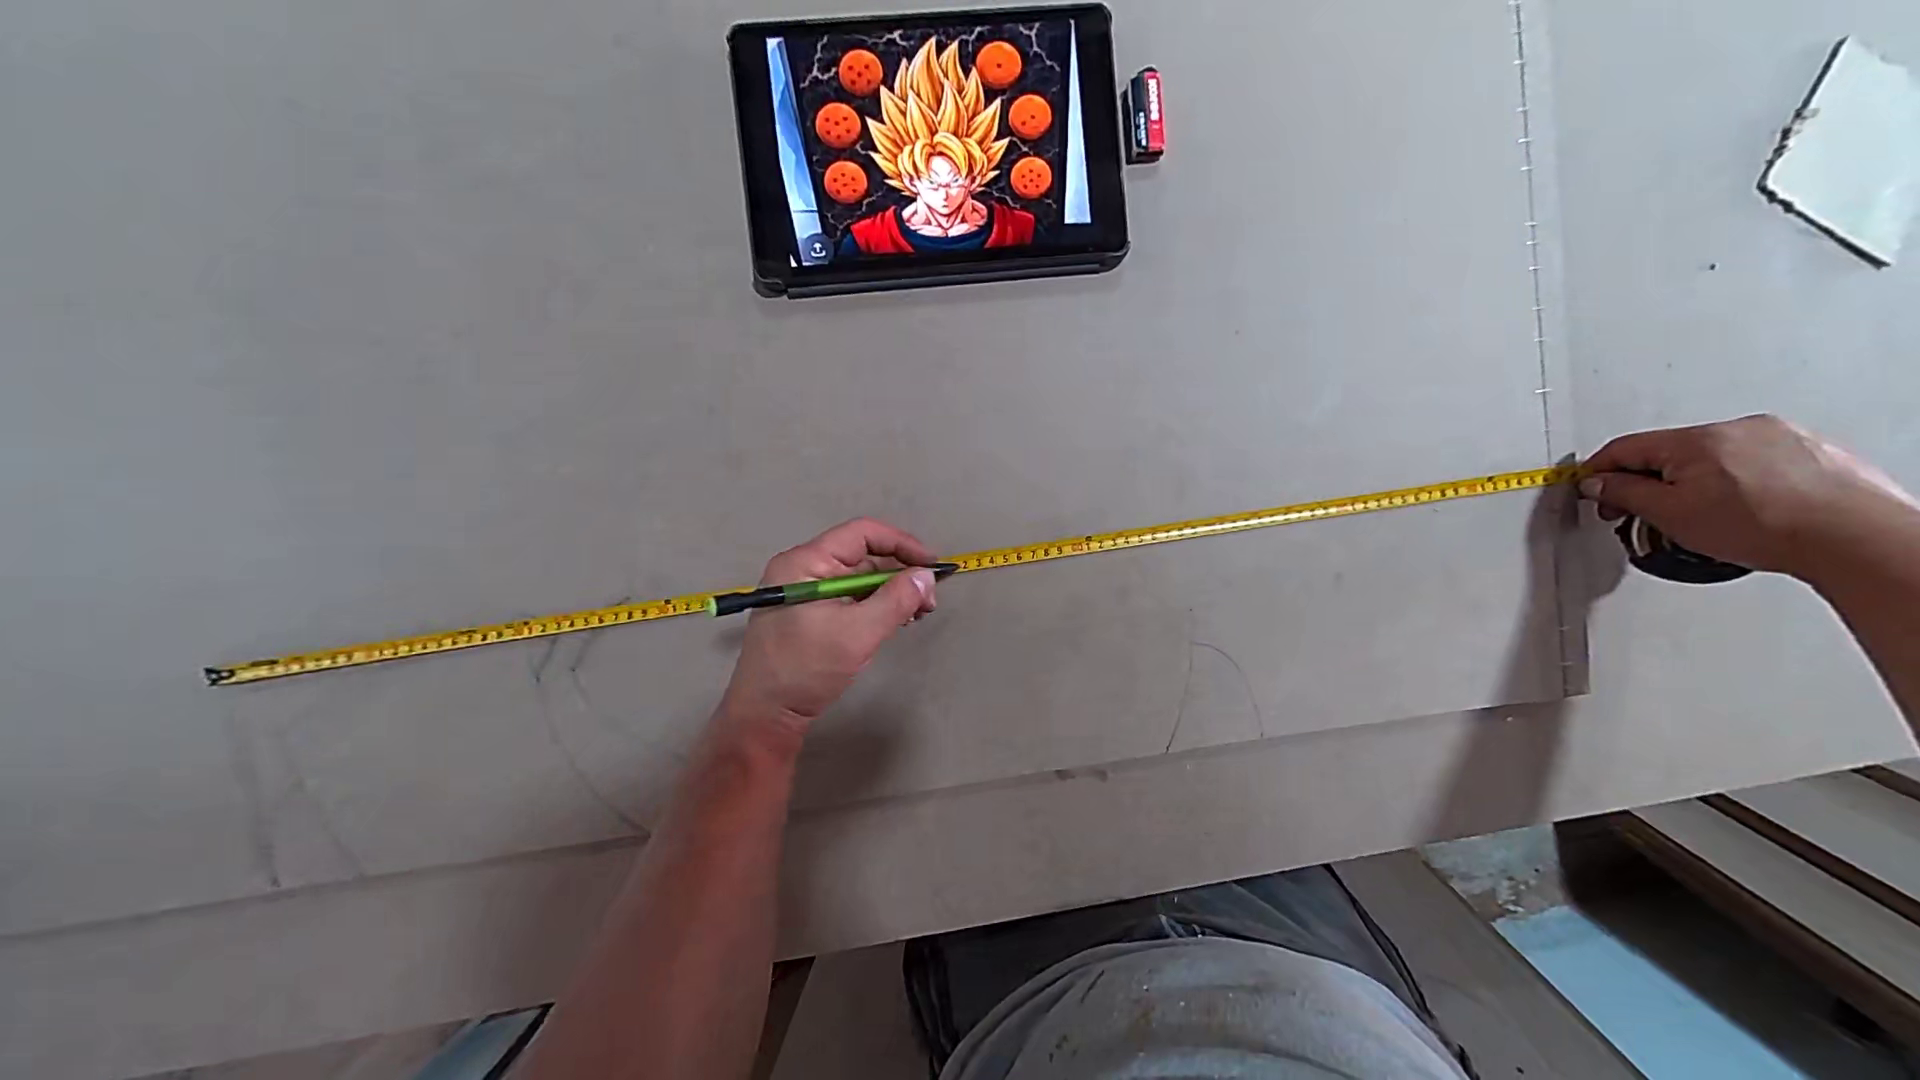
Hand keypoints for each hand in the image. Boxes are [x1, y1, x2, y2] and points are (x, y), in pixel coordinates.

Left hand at [719, 518, 938, 727]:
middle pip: (863, 556)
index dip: (901, 544)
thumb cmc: (805, 669)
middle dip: (901, 573)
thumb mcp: (856, 634)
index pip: (861, 534)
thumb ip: (896, 600)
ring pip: (859, 578)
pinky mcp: (811, 615)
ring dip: (892, 591)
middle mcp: (804, 570)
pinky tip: (897, 620)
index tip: (932, 566)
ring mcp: (806, 593)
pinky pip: (850, 598)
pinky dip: (877, 605)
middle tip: (929, 600)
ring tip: (918, 613)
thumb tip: (927, 576)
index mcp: (805, 563)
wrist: (765, 716)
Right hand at [1580, 414, 1918, 578]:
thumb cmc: (1772, 525)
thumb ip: (1623, 494)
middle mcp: (1738, 429)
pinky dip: (1735, 485)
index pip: (1624, 448)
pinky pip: (1750, 463)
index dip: (1598, 472)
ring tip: (1701, 517)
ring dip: (1693, 484)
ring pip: (1710, 458)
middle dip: (1648, 483)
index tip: (1591, 490)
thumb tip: (1599, 483)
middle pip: (1667, 453)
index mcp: (1697, 439)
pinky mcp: (1810, 450)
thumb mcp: (1669, 514)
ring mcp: (1779, 437)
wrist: (1855, 537)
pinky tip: (1743, 511)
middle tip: (1641, 513)